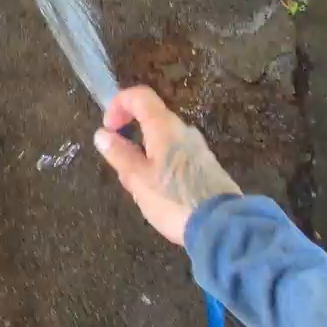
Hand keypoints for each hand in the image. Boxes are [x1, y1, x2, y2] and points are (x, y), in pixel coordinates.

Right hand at [93, 85, 240, 245]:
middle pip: (151, 120)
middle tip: (123, 166)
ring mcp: (199, 150)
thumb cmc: (173, 199)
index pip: (139, 96)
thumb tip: (103, 134)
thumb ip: (119, 153)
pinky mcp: (208, 169)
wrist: (224, 230)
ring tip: (141, 187)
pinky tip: (162, 195)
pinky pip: (178, 157)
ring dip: (146, 155)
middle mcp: (184, 132)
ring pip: (164, 141)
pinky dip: (163, 166)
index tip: (109, 128)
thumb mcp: (137, 178)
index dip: (118, 104)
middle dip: (131, 138)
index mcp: (164, 127)